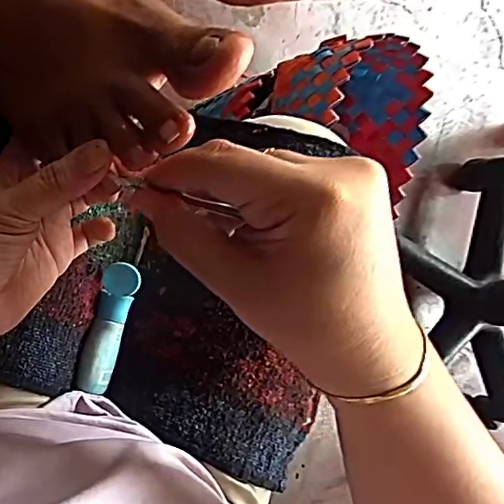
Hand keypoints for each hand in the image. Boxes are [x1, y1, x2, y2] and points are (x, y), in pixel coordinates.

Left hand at [0, 139, 120, 343]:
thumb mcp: (12, 208)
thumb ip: (56, 181)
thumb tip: (101, 149)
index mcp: (13, 170)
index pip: (50, 135)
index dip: (79, 125)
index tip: (115, 116)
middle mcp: (34, 191)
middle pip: (75, 165)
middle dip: (102, 158)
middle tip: (136, 153)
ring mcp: (47, 220)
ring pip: (85, 195)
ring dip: (106, 189)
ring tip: (129, 184)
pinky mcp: (58, 250)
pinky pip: (87, 233)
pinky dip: (101, 227)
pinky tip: (109, 226)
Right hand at [126, 141, 425, 397]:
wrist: (367, 344)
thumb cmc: (304, 323)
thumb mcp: (231, 280)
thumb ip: (182, 232)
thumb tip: (144, 199)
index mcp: (313, 195)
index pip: (221, 164)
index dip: (170, 172)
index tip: (136, 187)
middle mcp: (339, 168)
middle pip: (239, 159)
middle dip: (193, 181)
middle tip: (156, 206)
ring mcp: (350, 169)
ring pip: (255, 163)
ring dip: (220, 187)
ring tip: (199, 221)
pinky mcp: (348, 178)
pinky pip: (278, 172)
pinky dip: (248, 192)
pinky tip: (235, 220)